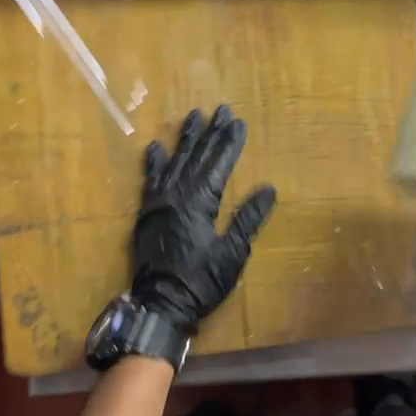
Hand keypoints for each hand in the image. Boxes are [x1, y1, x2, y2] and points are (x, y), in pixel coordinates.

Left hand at [132, 105, 275, 333]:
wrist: (160, 305)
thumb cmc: (201, 282)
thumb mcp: (233, 254)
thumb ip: (248, 219)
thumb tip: (268, 190)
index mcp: (199, 203)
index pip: (218, 164)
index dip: (230, 143)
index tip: (239, 123)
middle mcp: (176, 195)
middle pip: (196, 157)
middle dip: (210, 133)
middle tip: (220, 110)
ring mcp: (158, 203)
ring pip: (174, 163)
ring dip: (185, 139)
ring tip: (193, 116)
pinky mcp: (147, 214)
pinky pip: (150, 180)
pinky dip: (154, 163)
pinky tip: (156, 147)